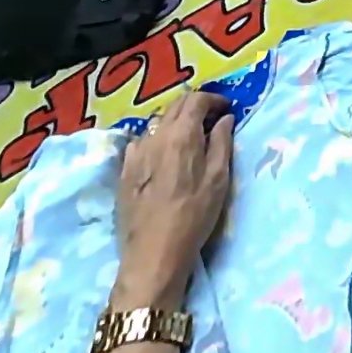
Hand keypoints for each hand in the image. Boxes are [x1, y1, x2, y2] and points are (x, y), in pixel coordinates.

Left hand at [112, 91, 233, 309]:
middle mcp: (156, 134)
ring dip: (176, 122)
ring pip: (159, 122)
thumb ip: (222, 142)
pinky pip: (143, 141)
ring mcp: (137, 150)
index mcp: (181, 133)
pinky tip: (164, 154)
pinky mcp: (125, 167)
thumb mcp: (218, 179)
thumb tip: (225, 118)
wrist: (153, 254)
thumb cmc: (193, 215)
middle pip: (176, 105)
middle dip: (195, 105)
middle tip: (211, 118)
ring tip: (190, 137)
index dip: (213, 99)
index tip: (226, 108)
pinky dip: (158, 139)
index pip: (196, 99)